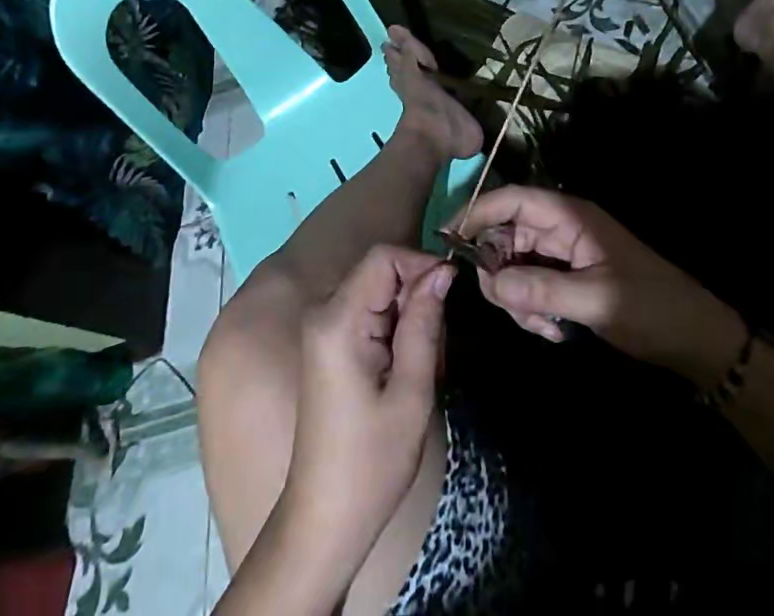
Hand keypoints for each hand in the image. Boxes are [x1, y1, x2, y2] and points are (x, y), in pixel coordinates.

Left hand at [281, 244, 453, 571]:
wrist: (327, 515)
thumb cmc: (373, 459)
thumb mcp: (413, 389)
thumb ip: (425, 322)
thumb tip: (443, 270)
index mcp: (337, 321)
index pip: (383, 257)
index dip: (421, 264)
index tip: (450, 296)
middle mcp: (323, 314)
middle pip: (381, 272)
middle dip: (418, 296)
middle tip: (437, 347)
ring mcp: (322, 329)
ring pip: (381, 292)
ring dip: (411, 316)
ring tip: (424, 367)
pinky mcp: (329, 344)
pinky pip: (371, 313)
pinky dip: (397, 329)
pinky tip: (408, 369)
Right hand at [454, 186, 745, 386]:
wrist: (693, 337)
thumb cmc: (650, 308)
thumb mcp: (596, 300)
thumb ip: (542, 290)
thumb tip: (491, 282)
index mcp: (571, 217)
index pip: (512, 199)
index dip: (477, 213)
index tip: (448, 242)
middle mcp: (562, 229)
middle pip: (505, 235)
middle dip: (499, 272)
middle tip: (511, 307)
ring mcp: (564, 254)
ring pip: (514, 265)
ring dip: (517, 298)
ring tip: (544, 328)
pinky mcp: (567, 278)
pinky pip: (530, 286)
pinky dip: (531, 308)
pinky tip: (553, 332)